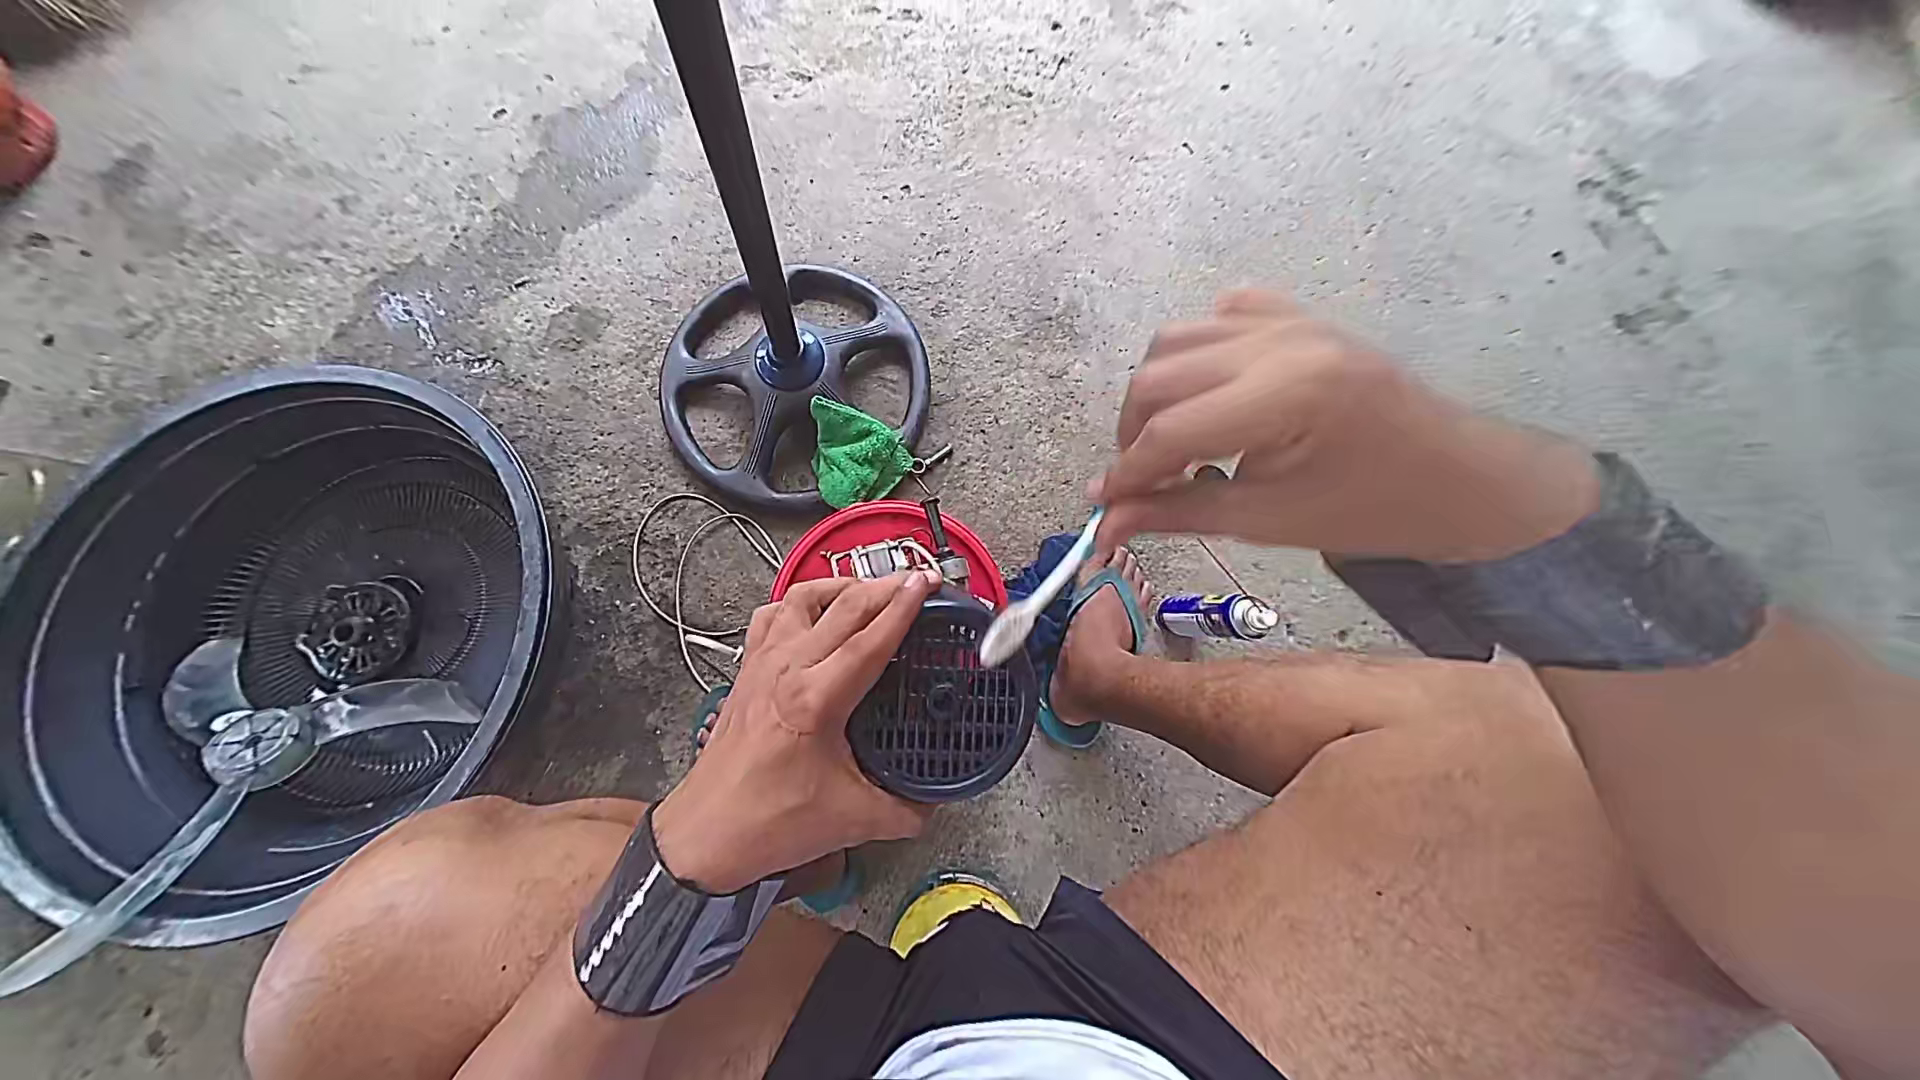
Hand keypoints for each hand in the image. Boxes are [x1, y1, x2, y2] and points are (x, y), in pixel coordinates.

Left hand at [652, 571, 940, 892]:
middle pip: (843, 606)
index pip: (869, 639)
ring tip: (869, 588)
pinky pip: (773, 615)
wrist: (705, 835)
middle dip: (886, 586)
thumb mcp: (850, 818)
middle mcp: (785, 669)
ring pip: (803, 597)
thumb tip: (932, 802)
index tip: (925, 583)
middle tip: (913, 581)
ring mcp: (763, 663)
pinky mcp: (749, 669)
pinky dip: (799, 602)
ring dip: (841, 586)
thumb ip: (903, 809)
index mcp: (813, 700)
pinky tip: (814, 610)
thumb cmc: (763, 822)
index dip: (903, 607)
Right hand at [1090, 289, 1601, 561]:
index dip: (1126, 473)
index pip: (1169, 432)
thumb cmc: (1368, 510)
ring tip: (1172, 442)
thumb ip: (1175, 514)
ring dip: (1154, 394)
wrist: (1458, 479)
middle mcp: (1282, 341)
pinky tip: (1207, 390)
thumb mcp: (1264, 522)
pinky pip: (1219, 316)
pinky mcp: (1297, 316)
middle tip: (1143, 480)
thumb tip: (1103, 523)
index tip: (1103, 505)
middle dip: (1133, 435)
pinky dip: (1195, 351)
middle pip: (1157, 377)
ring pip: (1174, 340)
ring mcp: (1290, 320)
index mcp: (1286, 396)